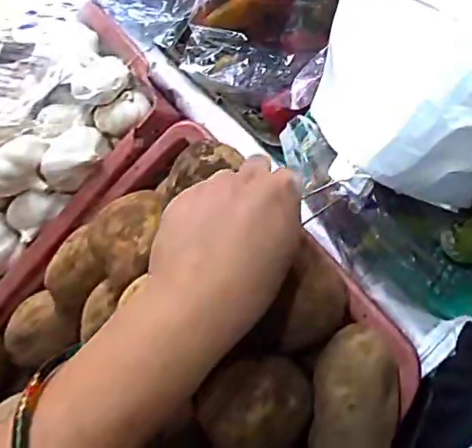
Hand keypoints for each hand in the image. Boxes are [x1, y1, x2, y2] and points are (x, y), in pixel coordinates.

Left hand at [145, 156, 300, 342]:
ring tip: (214, 231)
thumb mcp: (285, 254)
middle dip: (254, 185)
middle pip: (257, 167)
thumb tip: (276, 213)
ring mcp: (212, 183)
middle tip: (247, 217)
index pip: (289, 177)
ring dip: (225, 197)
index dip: (281, 196)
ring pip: (224, 180)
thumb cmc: (249, 289)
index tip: (275, 215)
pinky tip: (191, 240)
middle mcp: (249, 177)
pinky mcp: (182, 196)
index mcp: (281, 190)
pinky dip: (197, 210)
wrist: (191, 305)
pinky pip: (196, 196)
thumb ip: (284, 220)